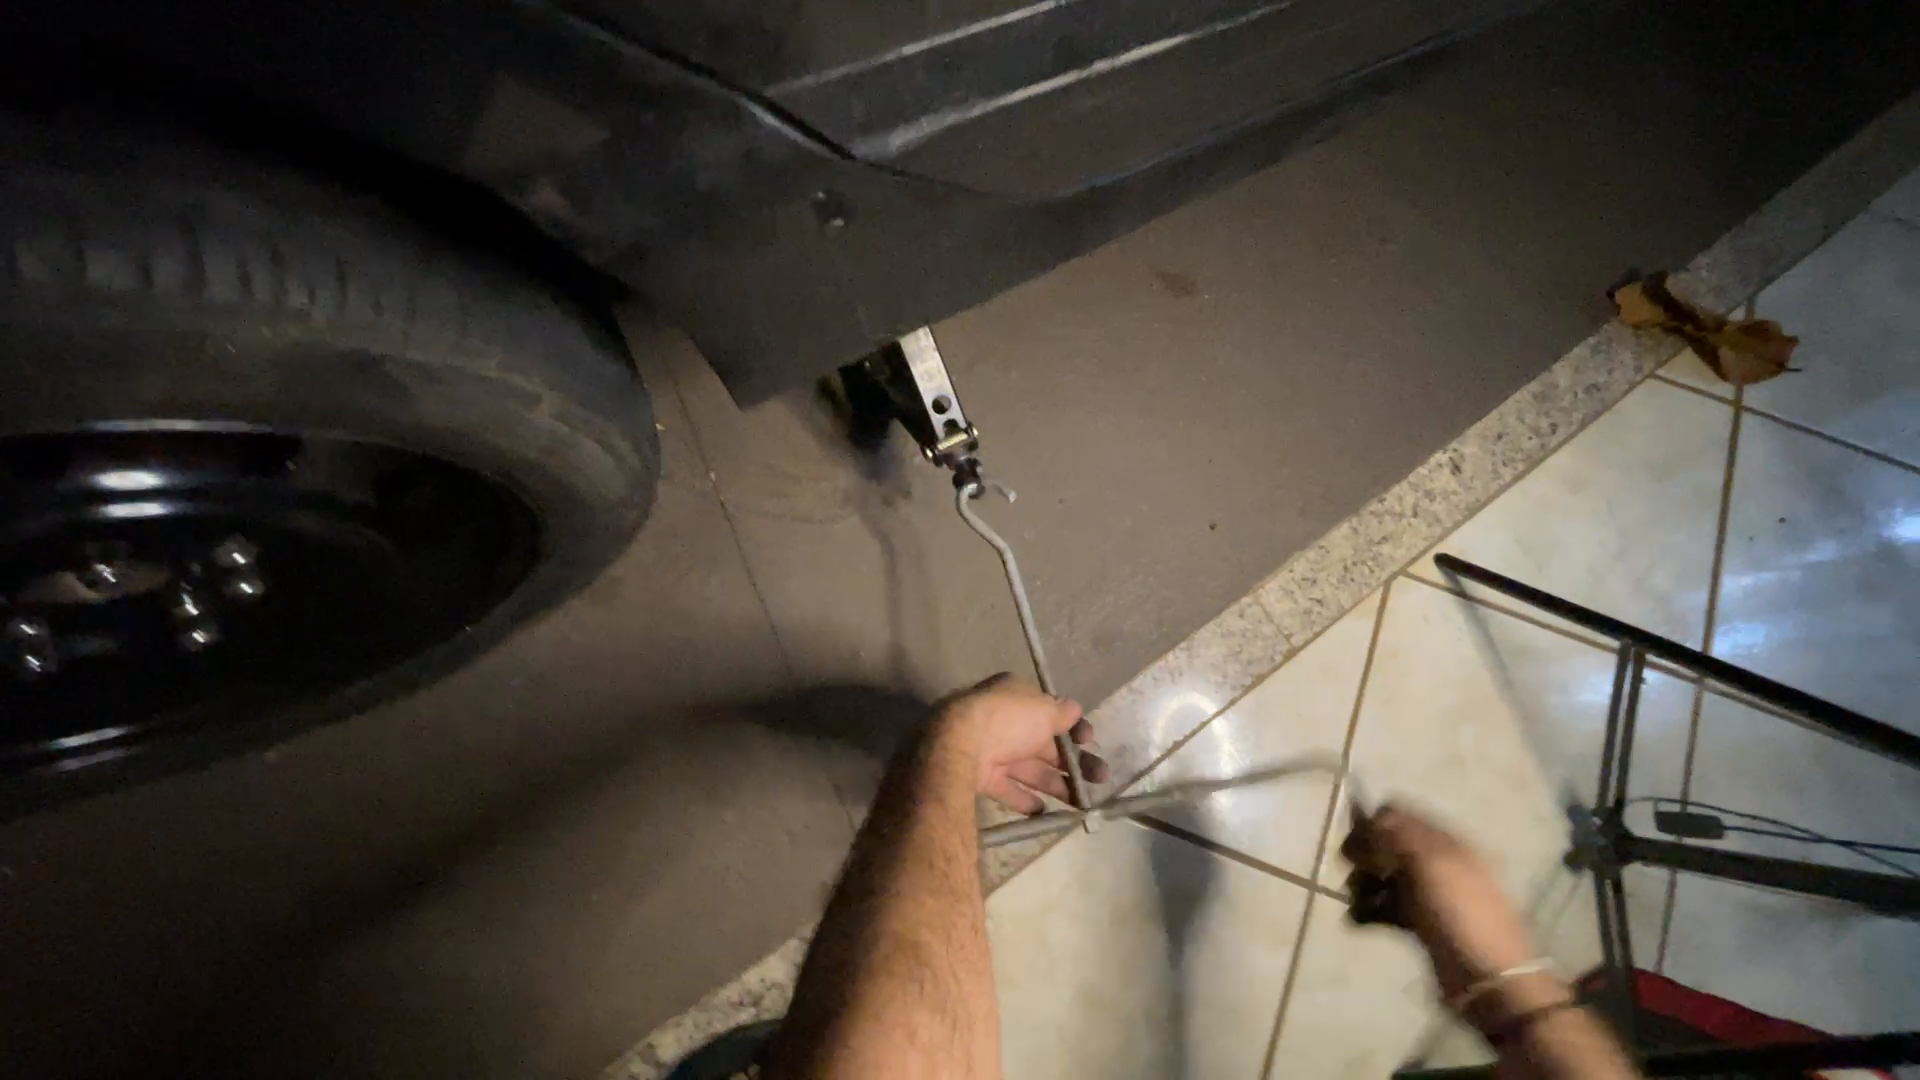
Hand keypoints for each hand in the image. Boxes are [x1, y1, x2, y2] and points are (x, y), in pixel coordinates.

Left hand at [933, 674, 1108, 813]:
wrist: (961, 746)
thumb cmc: (1009, 719)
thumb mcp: (1044, 709)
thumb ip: (1062, 712)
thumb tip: (1075, 710)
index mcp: (1015, 697)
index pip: (1049, 711)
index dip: (1072, 726)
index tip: (1089, 740)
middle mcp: (1003, 721)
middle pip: (1044, 744)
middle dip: (1074, 761)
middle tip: (1101, 778)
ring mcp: (991, 750)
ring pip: (1030, 768)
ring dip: (1057, 784)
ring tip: (1083, 802)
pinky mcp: (982, 777)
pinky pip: (1008, 788)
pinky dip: (1025, 799)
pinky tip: (1044, 811)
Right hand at [1366, 805, 1564, 1020]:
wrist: (1491, 982)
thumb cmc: (1462, 914)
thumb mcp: (1430, 863)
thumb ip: (1397, 833)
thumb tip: (1369, 816)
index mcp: (1447, 842)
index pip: (1399, 815)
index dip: (1372, 823)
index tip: (1356, 843)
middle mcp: (1438, 863)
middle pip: (1386, 845)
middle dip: (1364, 857)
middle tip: (1355, 872)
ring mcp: (1430, 895)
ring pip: (1383, 876)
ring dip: (1363, 885)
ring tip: (1355, 901)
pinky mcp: (1420, 924)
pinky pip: (1386, 907)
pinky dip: (1368, 910)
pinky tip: (1357, 920)